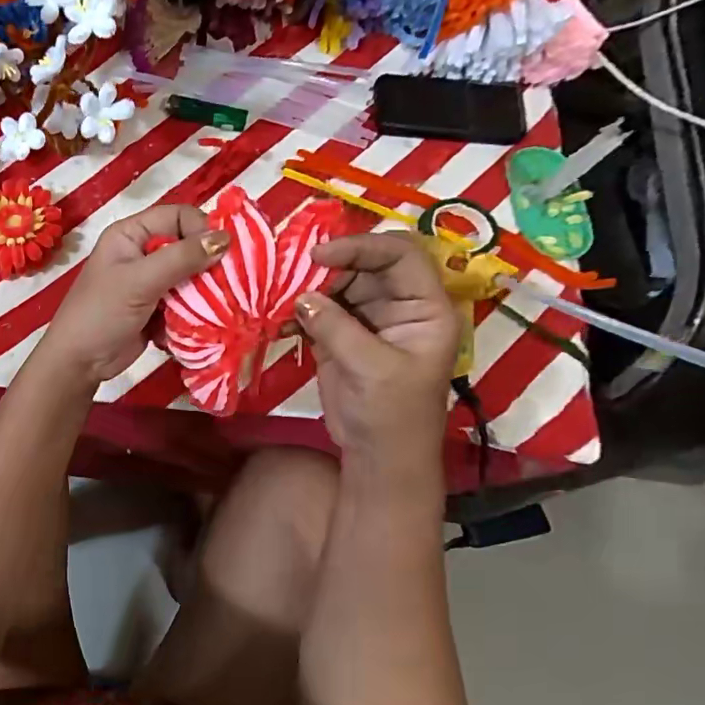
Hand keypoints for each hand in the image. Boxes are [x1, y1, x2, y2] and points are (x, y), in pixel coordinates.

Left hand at [36, 205, 230, 383]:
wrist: (78, 363)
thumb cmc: (101, 314)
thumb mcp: (140, 281)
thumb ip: (181, 258)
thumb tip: (225, 238)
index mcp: (131, 235)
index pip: (178, 217)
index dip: (202, 230)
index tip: (222, 254)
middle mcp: (141, 254)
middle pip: (188, 249)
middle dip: (206, 268)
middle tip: (226, 286)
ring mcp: (149, 284)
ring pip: (189, 280)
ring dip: (201, 296)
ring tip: (213, 310)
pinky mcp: (155, 311)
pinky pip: (184, 306)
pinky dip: (190, 316)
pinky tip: (193, 329)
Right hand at [293, 232, 459, 469]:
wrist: (379, 457)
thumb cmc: (392, 415)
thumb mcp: (371, 369)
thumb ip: (338, 328)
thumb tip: (301, 297)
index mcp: (425, 307)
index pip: (399, 256)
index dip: (361, 247)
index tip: (319, 255)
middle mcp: (398, 306)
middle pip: (365, 266)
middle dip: (330, 266)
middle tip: (291, 274)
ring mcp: (367, 322)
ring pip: (338, 287)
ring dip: (309, 288)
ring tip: (279, 295)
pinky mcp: (341, 339)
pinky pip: (319, 313)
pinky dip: (299, 312)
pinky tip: (280, 318)